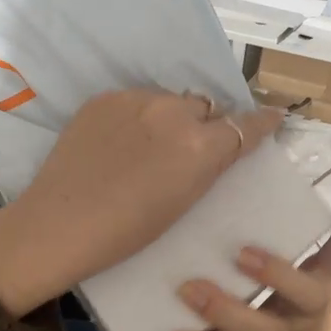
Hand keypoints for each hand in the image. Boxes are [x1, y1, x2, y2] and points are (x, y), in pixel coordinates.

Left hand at [0, 90, 282, 317]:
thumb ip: (207, 165)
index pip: (245, 124)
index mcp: (199, 145)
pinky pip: (134, 101)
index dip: (261, 122)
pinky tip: (120, 142)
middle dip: (205, 123)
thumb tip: (220, 144)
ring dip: (169, 117)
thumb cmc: (126, 231)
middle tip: (190, 148)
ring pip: (168, 101)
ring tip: (149, 146)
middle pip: (204, 107)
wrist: (59, 224)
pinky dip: (137, 116)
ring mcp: (134, 100)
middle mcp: (172, 112)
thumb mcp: (182, 203)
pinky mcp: (103, 98)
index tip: (271, 117)